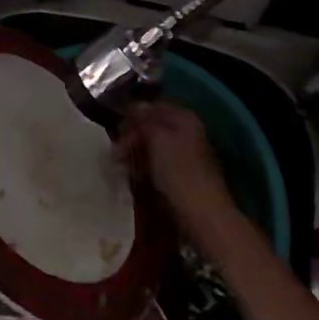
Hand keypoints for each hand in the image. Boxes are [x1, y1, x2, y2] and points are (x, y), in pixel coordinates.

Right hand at [116, 101, 234, 233]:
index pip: (154, 106)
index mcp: (184, 119)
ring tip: (118, 166)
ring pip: (153, 147)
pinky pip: (157, 165)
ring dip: (135, 154)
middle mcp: (187, 133)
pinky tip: (131, 176)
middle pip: (153, 127)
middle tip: (115, 152)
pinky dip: (144, 168)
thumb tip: (135, 105)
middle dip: (132, 137)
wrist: (203, 215)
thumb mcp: (158, 140)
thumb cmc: (180, 172)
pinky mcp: (181, 176)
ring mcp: (184, 155)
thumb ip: (145, 121)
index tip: (116, 127)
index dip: (134, 114)